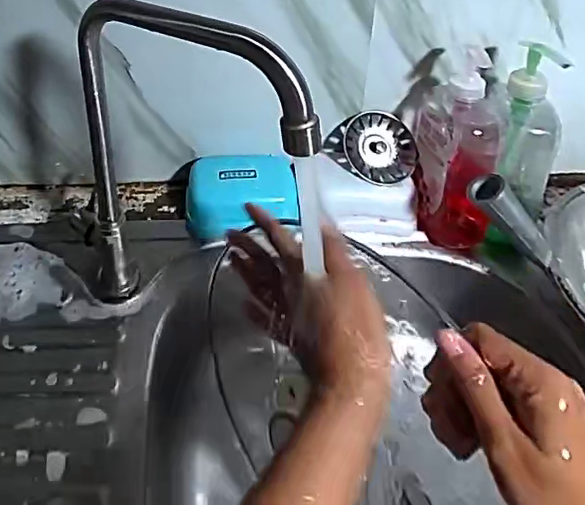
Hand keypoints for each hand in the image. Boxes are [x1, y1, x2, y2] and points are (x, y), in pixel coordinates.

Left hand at [226, 202, 391, 406]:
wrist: (349, 376)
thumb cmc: (355, 324)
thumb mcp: (353, 279)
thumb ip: (334, 251)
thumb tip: (320, 226)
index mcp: (303, 270)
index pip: (280, 239)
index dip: (265, 221)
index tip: (250, 207)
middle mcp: (288, 289)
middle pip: (263, 262)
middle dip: (247, 244)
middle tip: (230, 231)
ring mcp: (286, 313)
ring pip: (259, 287)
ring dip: (244, 271)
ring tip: (231, 258)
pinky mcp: (288, 335)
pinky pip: (264, 318)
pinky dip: (253, 310)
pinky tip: (245, 305)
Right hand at [422, 323, 584, 504]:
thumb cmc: (557, 504)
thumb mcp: (505, 446)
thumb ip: (476, 387)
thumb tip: (447, 338)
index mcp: (543, 379)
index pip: (482, 338)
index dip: (452, 361)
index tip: (435, 394)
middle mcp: (552, 382)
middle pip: (488, 361)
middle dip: (458, 388)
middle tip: (441, 423)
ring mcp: (556, 404)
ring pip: (496, 385)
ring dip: (467, 407)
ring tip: (455, 440)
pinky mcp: (556, 427)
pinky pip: (512, 406)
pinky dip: (488, 420)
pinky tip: (473, 445)